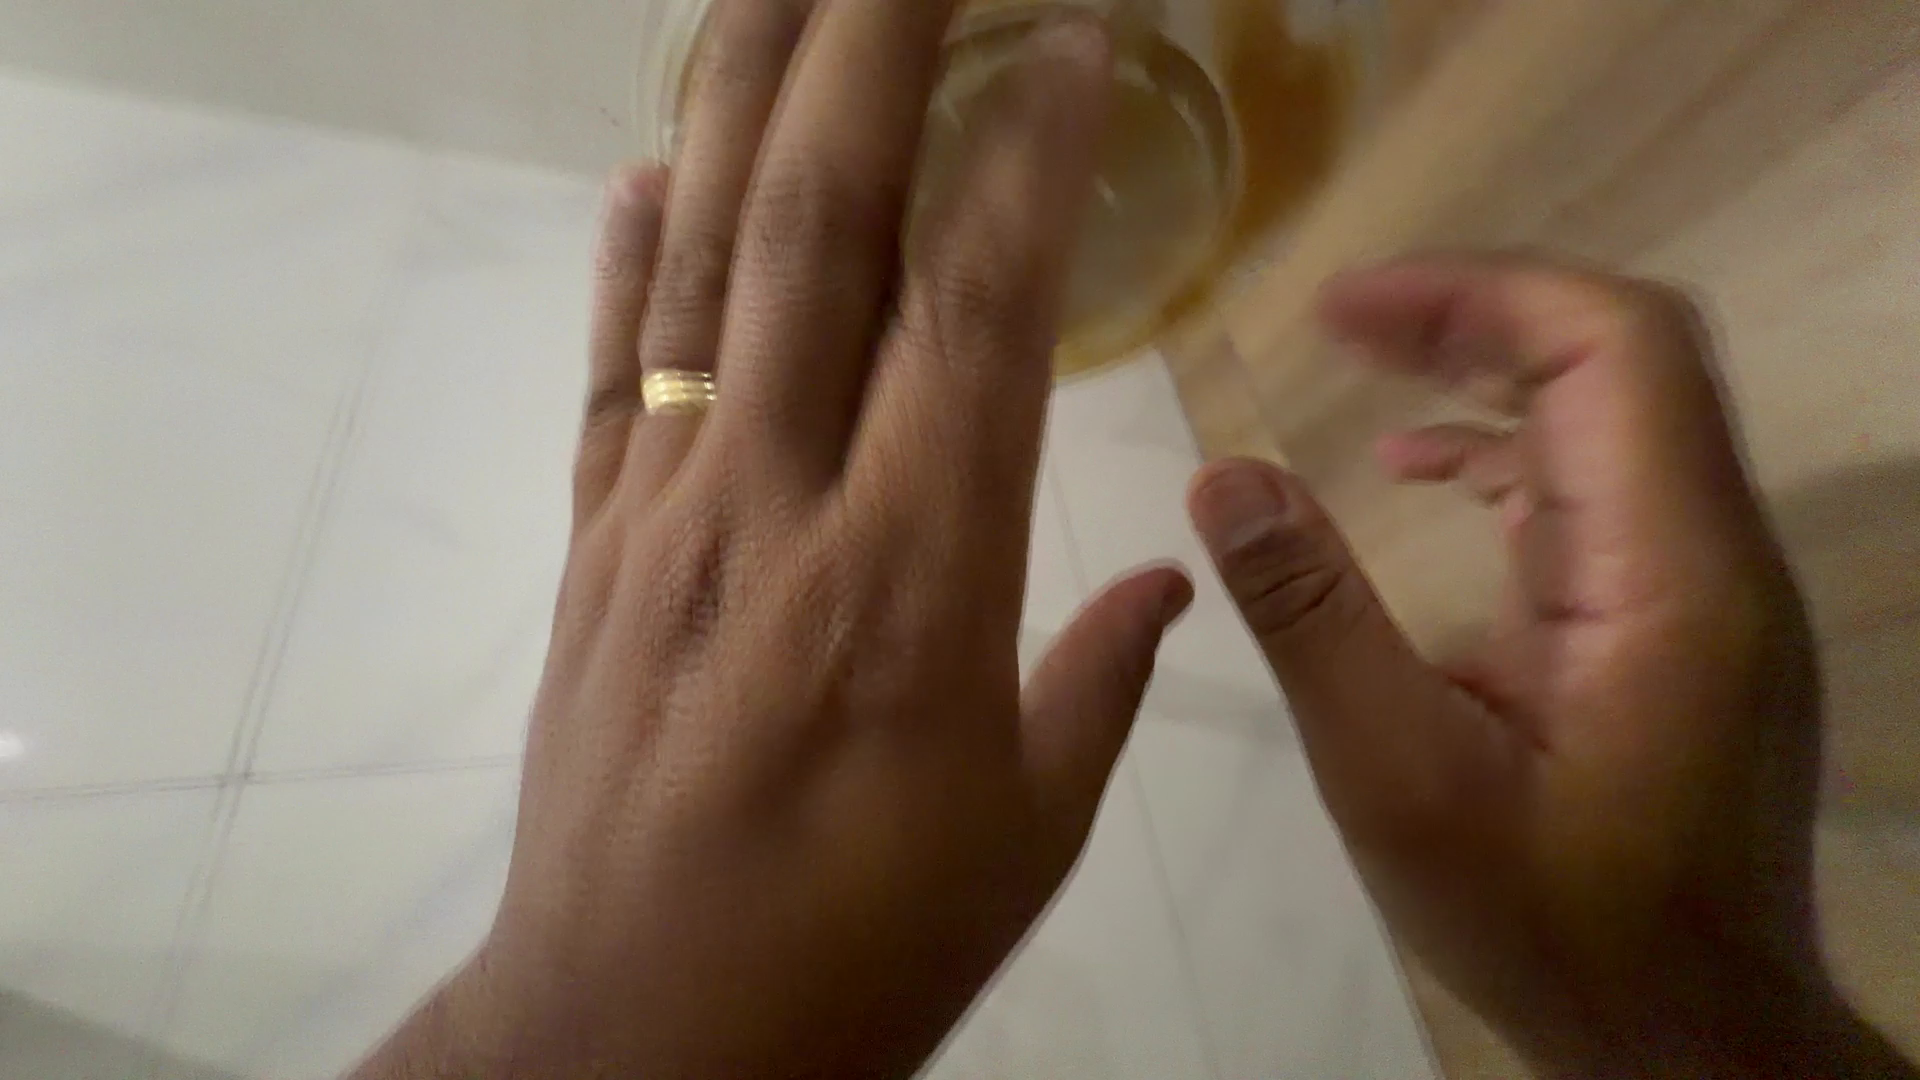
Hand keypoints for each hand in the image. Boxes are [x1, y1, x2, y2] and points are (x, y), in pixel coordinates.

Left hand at [348, 3, 1195, 1078]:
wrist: (647, 1028)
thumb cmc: (864, 941)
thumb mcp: (1026, 829)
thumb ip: (1097, 678)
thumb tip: (1161, 577)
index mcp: (915, 581)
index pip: (978, 315)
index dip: (1028, 163)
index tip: (1071, 47)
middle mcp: (777, 506)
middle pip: (820, 236)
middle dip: (867, 56)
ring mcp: (664, 513)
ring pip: (702, 271)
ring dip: (742, 104)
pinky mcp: (594, 547)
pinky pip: (610, 370)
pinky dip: (627, 256)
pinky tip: (651, 167)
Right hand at [1188, 256, 1912, 1076]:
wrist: (1676, 1037)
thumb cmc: (1539, 917)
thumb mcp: (1390, 768)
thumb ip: (1308, 615)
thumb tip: (1223, 478)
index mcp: (1661, 575)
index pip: (1612, 352)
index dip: (1475, 299)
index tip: (1341, 307)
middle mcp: (1699, 554)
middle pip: (1616, 361)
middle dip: (1471, 316)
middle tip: (1340, 317)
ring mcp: (1686, 584)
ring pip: (1604, 414)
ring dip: (1481, 369)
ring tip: (1365, 358)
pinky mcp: (1654, 617)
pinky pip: (1583, 485)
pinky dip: (1491, 447)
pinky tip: (1413, 469)